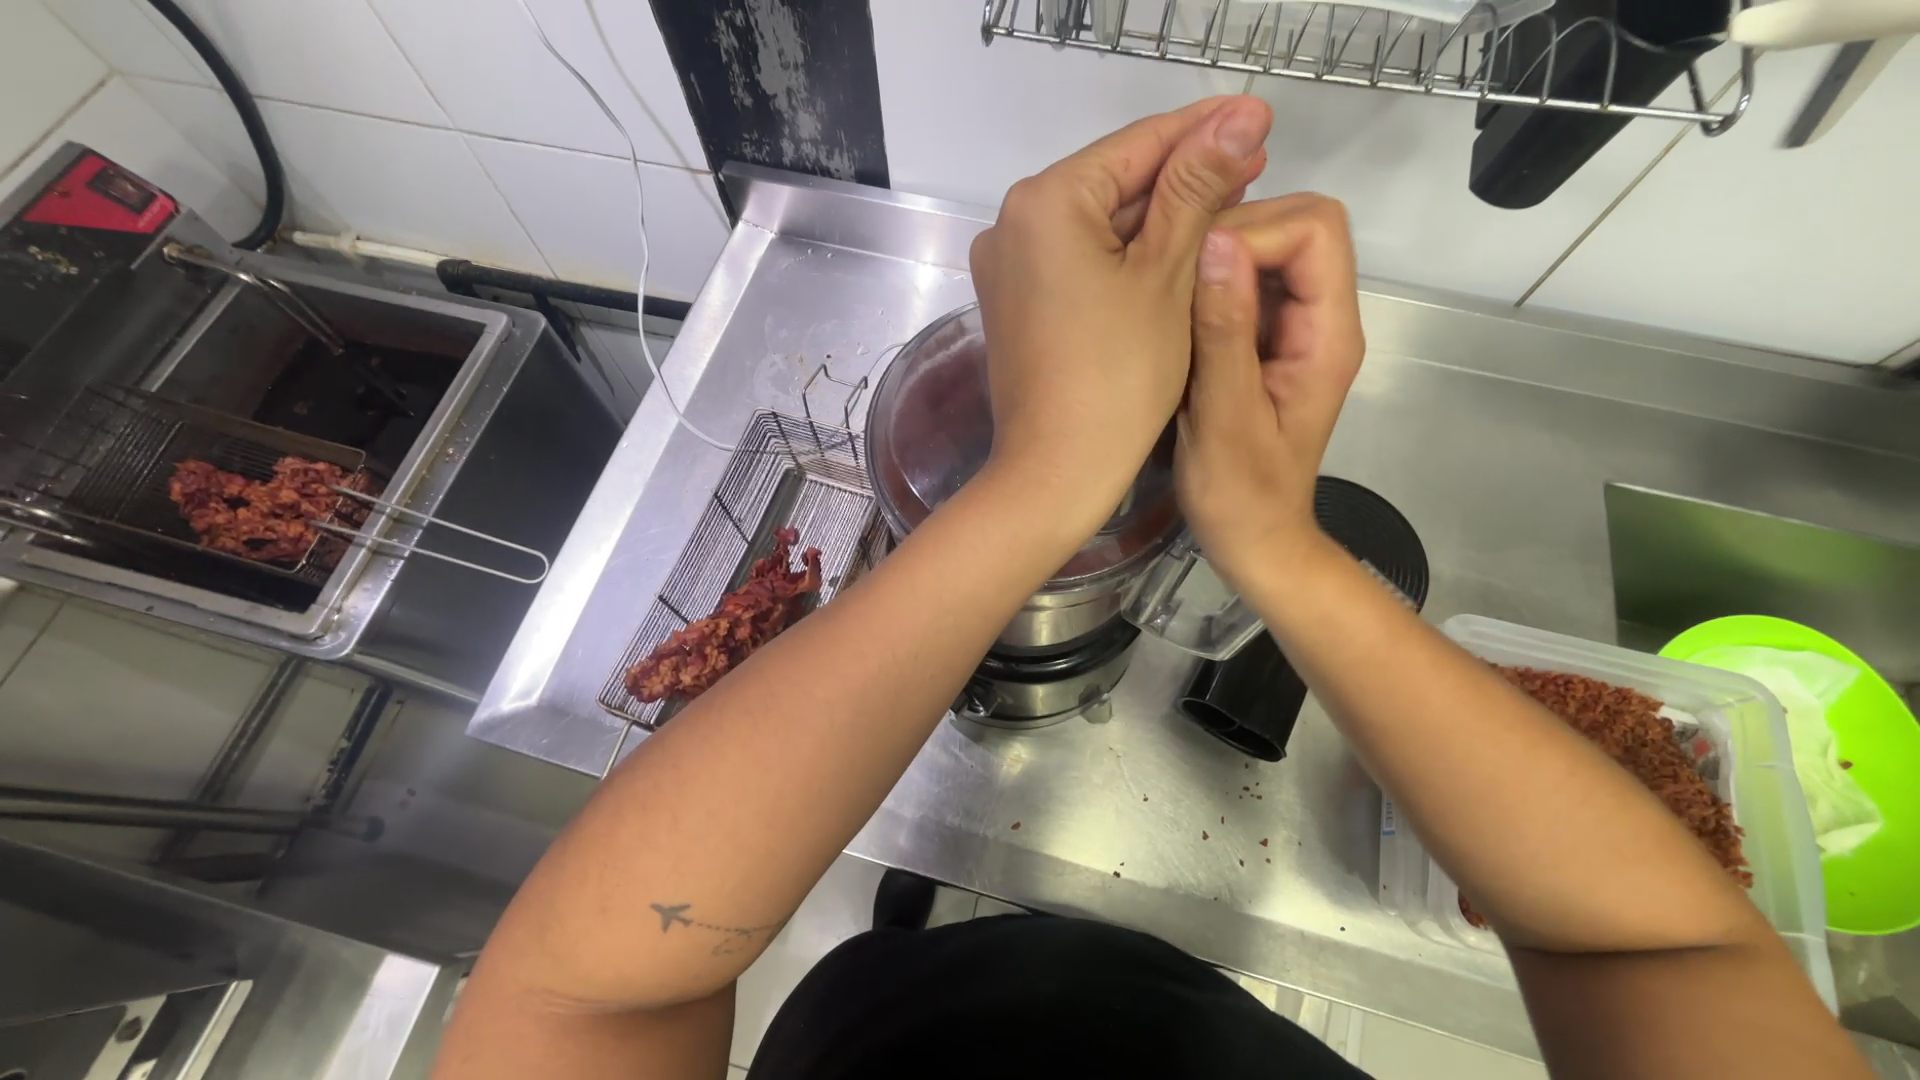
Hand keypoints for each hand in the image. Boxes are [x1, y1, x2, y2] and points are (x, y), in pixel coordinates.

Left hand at [968, 96, 1272, 536]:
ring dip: (1160, 213)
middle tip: (1256, 160)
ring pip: (1097, 222)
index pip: (1137, 145)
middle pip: (1113, 182)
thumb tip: (1242, 115)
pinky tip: (1177, 245)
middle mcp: (1012, 223)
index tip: (1261, 118)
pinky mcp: (1017, 301)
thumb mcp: (1167, 275)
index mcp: (1044, 202)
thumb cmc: (1118, 377)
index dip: (1204, 130)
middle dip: (1184, 174)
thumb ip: (1198, 188)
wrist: (1056, 472)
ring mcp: (1008, 266)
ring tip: (1232, 194)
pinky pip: (1079, 259)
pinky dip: (1126, 252)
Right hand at [1175, 195, 1364, 590]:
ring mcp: (1290, 329)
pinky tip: (1168, 310)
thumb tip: (1215, 241)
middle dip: (1231, 233)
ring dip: (1213, 258)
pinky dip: (1204, 284)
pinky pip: (1241, 285)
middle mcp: (1318, 320)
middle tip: (1170, 270)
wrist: (1252, 539)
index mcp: (1327, 336)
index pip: (1315, 231)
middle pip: (1294, 227)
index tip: (1194, 266)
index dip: (1256, 231)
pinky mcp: (1261, 341)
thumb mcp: (1224, 416)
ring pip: (1265, 251)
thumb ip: (1224, 330)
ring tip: (1162, 286)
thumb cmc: (1240, 494)